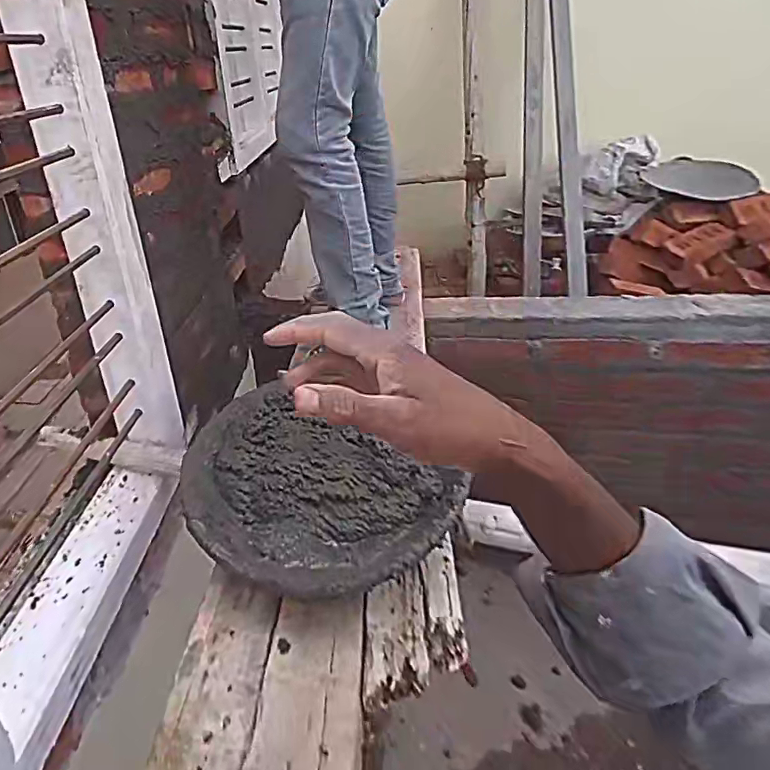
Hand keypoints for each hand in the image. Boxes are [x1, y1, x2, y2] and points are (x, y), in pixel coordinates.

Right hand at [265, 312, 540, 474]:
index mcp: (383, 351)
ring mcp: (393, 370)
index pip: (330, 328)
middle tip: (275, 356)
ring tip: (293, 388)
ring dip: (318, 368)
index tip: (269, 338)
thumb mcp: (393, 420)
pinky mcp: (400, 387)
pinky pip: (358, 377)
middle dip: (303, 344)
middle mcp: (386, 353)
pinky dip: (336, 384)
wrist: (499, 442)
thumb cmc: (452, 428)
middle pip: (336, 337)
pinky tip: (328, 400)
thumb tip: (297, 396)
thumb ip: (343, 406)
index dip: (296, 330)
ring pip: (346, 359)